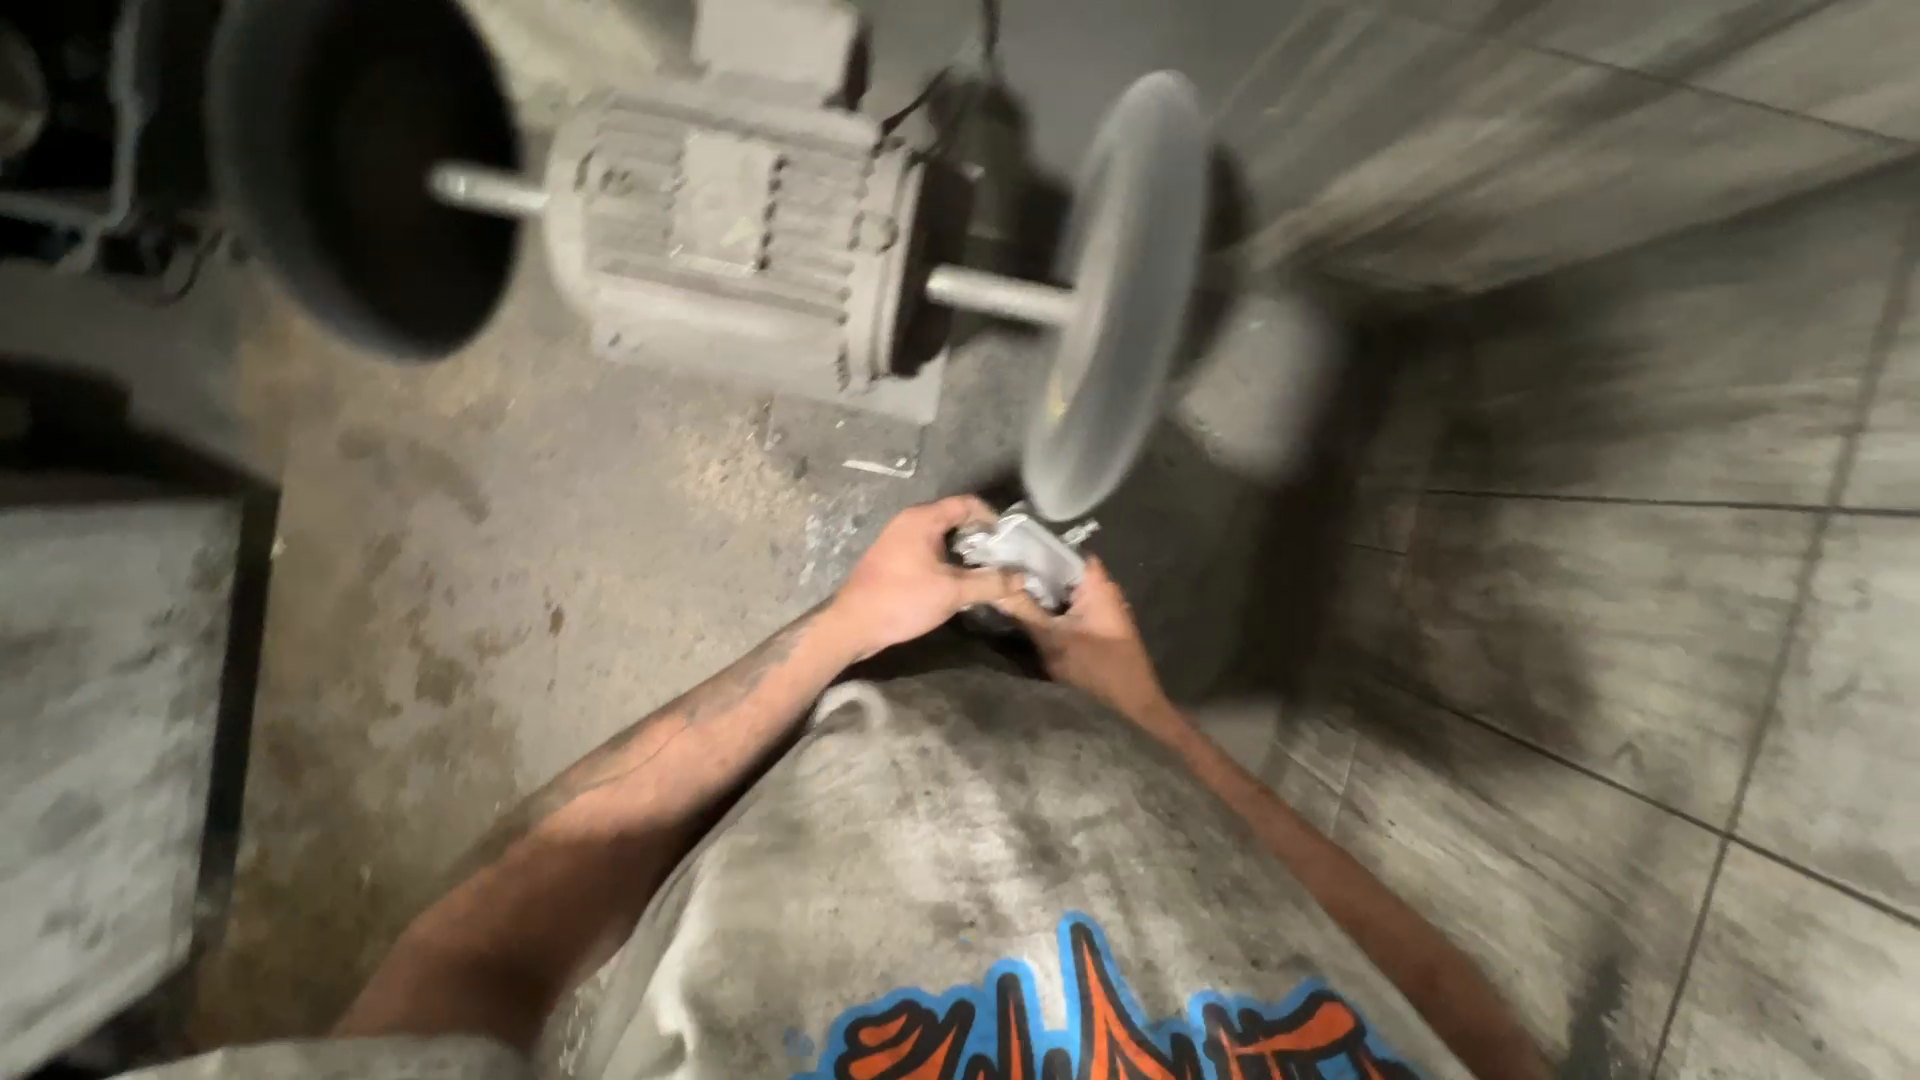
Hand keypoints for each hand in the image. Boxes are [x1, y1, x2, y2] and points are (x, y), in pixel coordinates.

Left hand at [826, 495, 1025, 660]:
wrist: (853, 625)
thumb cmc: (902, 600)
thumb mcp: (952, 592)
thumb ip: (990, 583)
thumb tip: (1023, 578)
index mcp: (922, 519)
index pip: (966, 504)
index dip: (992, 518)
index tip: (1009, 541)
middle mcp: (909, 522)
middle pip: (955, 519)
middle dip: (980, 538)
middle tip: (1001, 560)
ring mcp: (898, 540)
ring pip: (941, 538)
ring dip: (964, 553)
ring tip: (985, 574)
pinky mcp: (893, 560)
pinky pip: (928, 551)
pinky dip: (947, 561)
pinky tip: (959, 583)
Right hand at [995, 558, 1175, 727]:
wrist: (1131, 707)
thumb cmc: (1097, 668)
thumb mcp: (1053, 639)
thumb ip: (1023, 611)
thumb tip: (993, 587)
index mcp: (1096, 583)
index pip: (1060, 550)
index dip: (1031, 547)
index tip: (1001, 548)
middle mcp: (1101, 588)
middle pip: (1059, 569)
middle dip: (1030, 571)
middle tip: (995, 569)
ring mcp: (1100, 607)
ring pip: (1062, 589)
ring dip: (1038, 590)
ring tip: (1003, 585)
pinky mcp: (1096, 624)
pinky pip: (1067, 606)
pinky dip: (1049, 606)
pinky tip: (1023, 607)